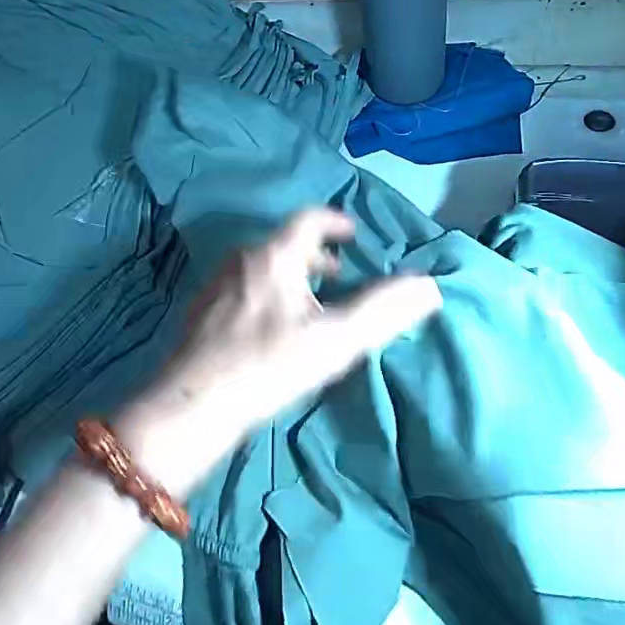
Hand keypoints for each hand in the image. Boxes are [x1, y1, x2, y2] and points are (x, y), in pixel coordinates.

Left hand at [115, 208, 441, 495]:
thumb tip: (430, 286)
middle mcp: (241, 260)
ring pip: (262, 267)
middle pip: (284, 244)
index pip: (308, 220)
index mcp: (273, 256)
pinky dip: (267, 293)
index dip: (335, 222)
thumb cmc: (269, 365)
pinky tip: (271, 328)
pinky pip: (243, 287)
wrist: (193, 404)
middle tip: (340, 274)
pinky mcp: (201, 312)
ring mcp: (216, 285)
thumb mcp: (336, 340)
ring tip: (310, 303)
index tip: (353, 234)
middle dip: (317, 256)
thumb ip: (384, 311)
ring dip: (292, 276)